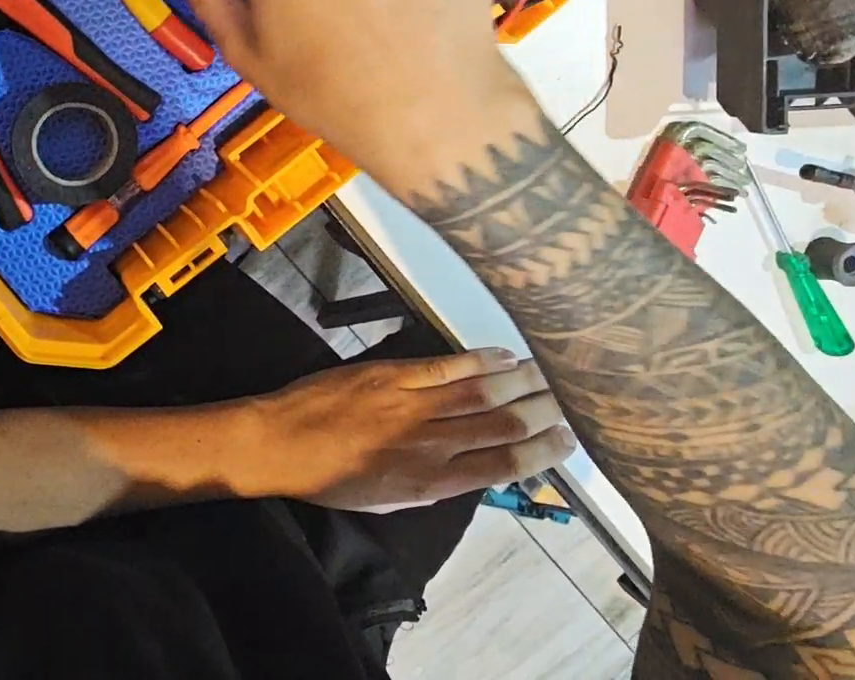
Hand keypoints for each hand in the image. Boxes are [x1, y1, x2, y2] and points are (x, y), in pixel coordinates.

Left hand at [239, 348, 574, 511]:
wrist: (279, 442)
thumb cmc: (328, 477)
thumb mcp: (387, 499)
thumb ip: (431, 485)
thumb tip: (467, 469)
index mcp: (430, 482)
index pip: (501, 467)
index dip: (541, 453)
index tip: (567, 440)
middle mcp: (429, 442)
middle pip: (501, 425)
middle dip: (543, 411)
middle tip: (574, 399)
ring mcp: (410, 404)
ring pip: (480, 393)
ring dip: (521, 382)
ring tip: (552, 374)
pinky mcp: (388, 374)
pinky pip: (442, 366)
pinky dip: (476, 360)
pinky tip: (502, 356)